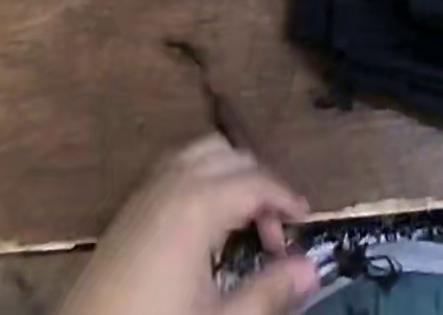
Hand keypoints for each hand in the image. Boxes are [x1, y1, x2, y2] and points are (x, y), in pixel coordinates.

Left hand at [59, 136, 318, 314]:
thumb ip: (268, 291)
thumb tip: (311, 268)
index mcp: (200, 203)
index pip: (257, 181)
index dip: (286, 198)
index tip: (304, 221)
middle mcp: (176, 180)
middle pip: (233, 157)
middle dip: (260, 185)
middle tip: (271, 233)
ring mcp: (149, 186)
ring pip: (204, 151)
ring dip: (231, 172)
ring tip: (242, 217)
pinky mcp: (131, 202)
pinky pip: (178, 163)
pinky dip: (203, 173)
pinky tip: (205, 216)